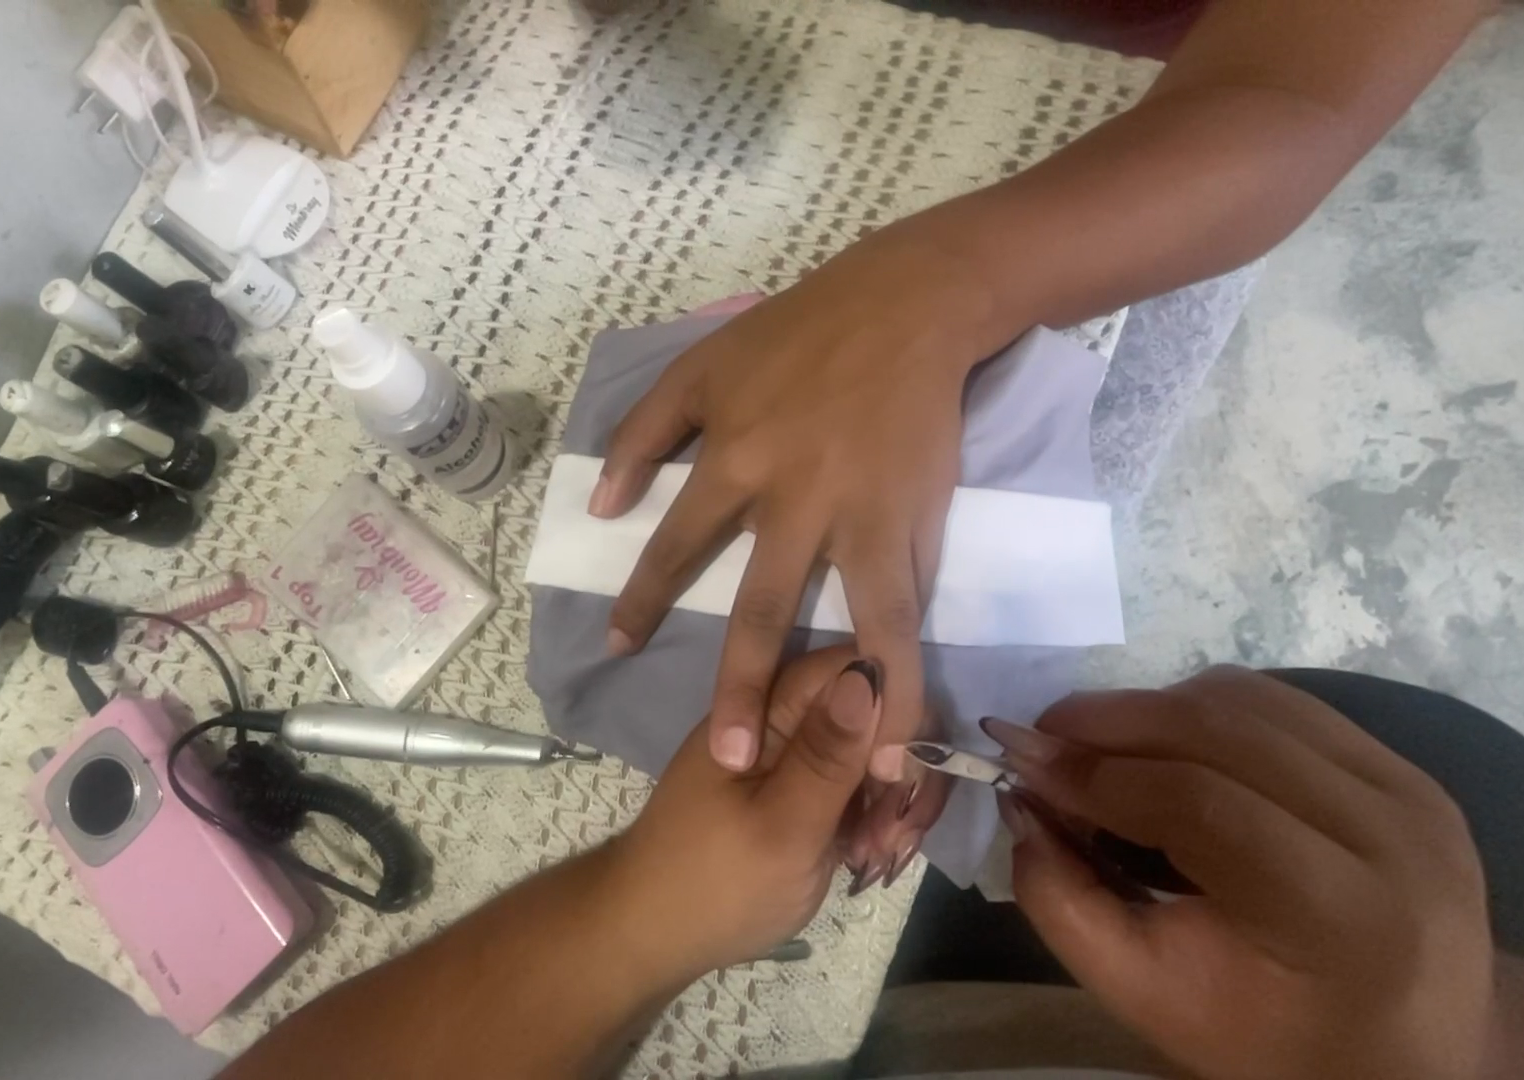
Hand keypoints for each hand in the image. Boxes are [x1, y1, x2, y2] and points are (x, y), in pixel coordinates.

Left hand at [594, 228, 1007, 857]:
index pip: (675, 546)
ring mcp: (865, 517)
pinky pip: (912, 603)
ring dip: (855, 703)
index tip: (619, 646)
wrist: (908, 304)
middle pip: (760, 608)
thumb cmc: (793, 335)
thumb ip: (641, 435)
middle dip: (739, 686)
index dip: (644, 599)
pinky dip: (913, 661)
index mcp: (734, 460)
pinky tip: (912, 716)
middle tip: (724, 759)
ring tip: (860, 778)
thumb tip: (603, 506)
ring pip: (856, 623)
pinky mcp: (919, 520)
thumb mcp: (697, 368)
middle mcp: (795, 501)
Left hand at [605, 650, 882, 978]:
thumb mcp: (782, 826)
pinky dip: (873, 819)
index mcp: (759, 710)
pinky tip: (872, 858)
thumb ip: (827, 755)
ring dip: (890, 801)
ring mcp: (786, 758)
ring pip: (867, 752)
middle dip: (898, 766)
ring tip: (879, 857)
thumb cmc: (715, 884)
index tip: (899, 773)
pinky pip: (853, 786)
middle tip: (894, 835)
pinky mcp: (795, 792)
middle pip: (866, 709)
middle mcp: (774, 722)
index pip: (844, 666)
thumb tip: (868, 670)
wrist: (655, 932)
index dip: (890, 705)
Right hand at [990, 666, 1494, 1079]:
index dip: (1091, 771)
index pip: (1195, 801)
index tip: (1015, 761)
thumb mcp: (1132, 986)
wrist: (1397, 1045)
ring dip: (1143, 708)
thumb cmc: (1254, 1027)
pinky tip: (1164, 748)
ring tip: (1099, 749)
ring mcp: (1404, 790)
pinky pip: (1267, 699)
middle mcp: (1390, 835)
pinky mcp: (1396, 765)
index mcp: (1339, 914)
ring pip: (1236, 698)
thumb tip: (1019, 795)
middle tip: (1039, 741)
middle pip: (1214, 727)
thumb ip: (1056, 893)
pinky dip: (1190, 705)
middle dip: (1101, 721)